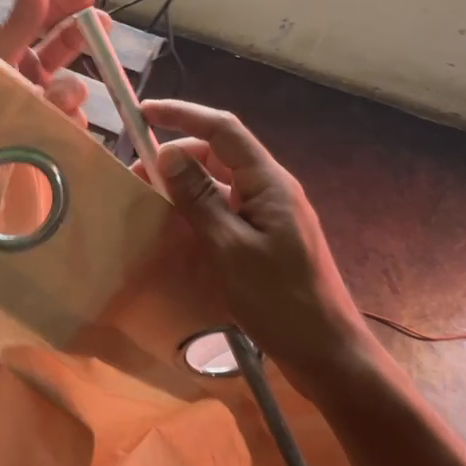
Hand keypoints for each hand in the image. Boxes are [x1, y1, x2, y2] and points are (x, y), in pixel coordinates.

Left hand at [0, 0, 106, 234]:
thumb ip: (20, 21)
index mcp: (8, 52)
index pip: (39, 18)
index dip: (63, 2)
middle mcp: (23, 76)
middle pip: (61, 48)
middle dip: (82, 38)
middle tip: (102, 27)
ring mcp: (35, 107)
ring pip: (70, 90)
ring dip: (73, 91)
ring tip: (66, 101)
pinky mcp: (44, 136)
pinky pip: (67, 125)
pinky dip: (70, 124)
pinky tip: (66, 128)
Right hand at [135, 99, 372, 392]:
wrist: (327, 353)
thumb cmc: (280, 300)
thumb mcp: (230, 248)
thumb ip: (199, 198)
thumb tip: (169, 152)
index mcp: (269, 182)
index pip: (223, 129)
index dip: (182, 114)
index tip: (143, 112)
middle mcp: (272, 189)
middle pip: (220, 153)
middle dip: (178, 155)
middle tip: (138, 176)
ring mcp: (271, 214)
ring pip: (221, 182)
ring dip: (186, 184)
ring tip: (151, 201)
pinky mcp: (267, 238)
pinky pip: (227, 208)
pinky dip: (199, 209)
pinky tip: (177, 228)